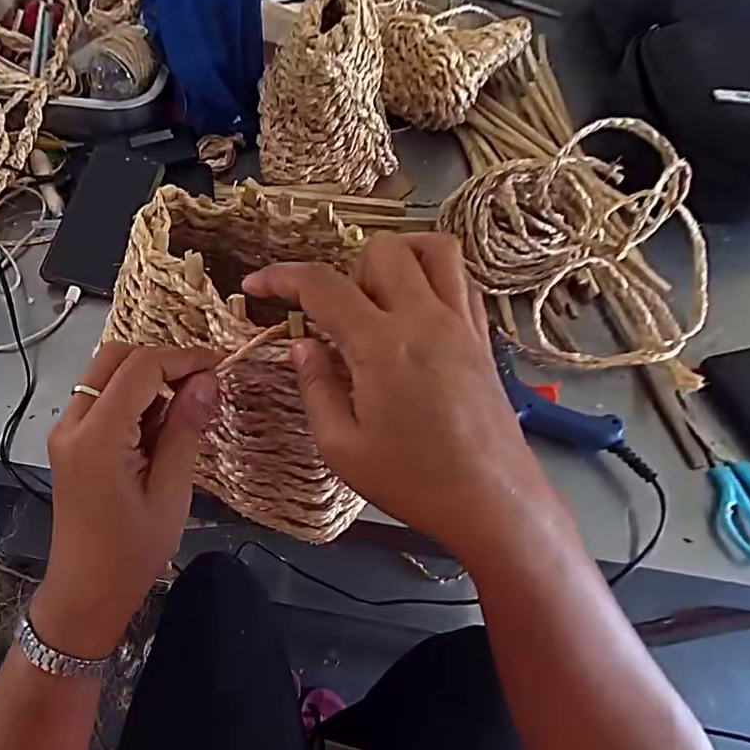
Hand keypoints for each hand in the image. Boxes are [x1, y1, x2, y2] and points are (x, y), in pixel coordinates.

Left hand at [36, 344, 219, 658]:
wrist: (87, 591)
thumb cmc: (132, 552)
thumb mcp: (171, 492)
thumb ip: (186, 429)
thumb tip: (208, 381)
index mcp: (97, 437)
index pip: (141, 368)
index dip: (184, 359)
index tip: (221, 365)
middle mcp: (72, 424)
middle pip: (115, 357)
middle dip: (163, 360)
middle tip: (203, 383)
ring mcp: (66, 431)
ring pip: (106, 374)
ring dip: (148, 379)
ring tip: (186, 411)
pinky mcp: (71, 442)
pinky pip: (103, 399)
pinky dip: (134, 398)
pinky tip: (161, 427)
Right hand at [243, 233, 561, 560]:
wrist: (492, 501)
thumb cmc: (413, 482)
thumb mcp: (342, 447)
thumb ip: (316, 387)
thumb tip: (303, 346)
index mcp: (381, 346)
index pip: (323, 286)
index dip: (282, 277)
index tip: (257, 284)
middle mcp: (425, 320)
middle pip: (381, 250)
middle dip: (345, 271)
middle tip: (336, 319)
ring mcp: (461, 324)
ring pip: (432, 248)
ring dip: (396, 258)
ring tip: (378, 298)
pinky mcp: (483, 338)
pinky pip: (462, 279)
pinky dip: (432, 276)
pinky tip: (415, 312)